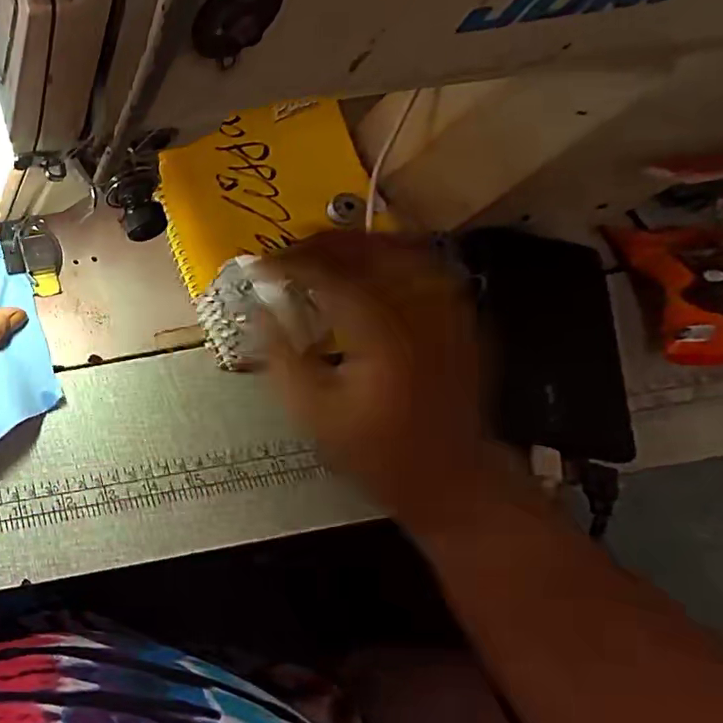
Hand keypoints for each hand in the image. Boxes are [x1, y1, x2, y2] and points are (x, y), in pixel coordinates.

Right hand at [261, 233, 519, 523]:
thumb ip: (281, 355)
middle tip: (289, 251)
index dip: (290, 264)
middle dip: (323, 243)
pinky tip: (370, 266)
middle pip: (371, 251)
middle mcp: (420, 315)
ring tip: (324, 250)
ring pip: (404, 251)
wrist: (450, 478)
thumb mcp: (311, 411)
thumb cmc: (374, 452)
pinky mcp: (462, 321)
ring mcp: (448, 315)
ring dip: (359, 243)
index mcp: (381, 338)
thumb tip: (261, 309)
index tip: (260, 267)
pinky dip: (393, 257)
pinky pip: (429, 269)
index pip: (330, 277)